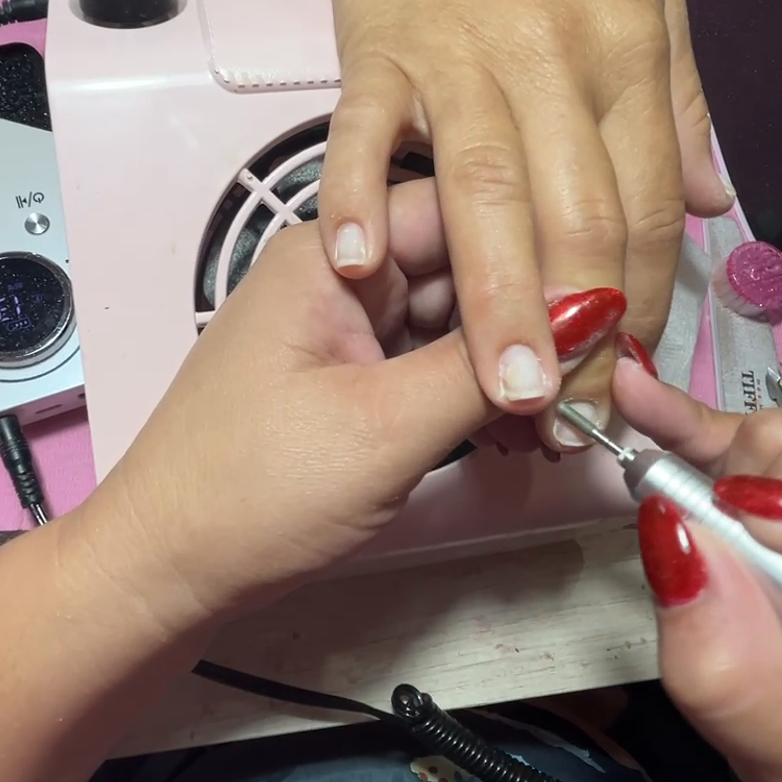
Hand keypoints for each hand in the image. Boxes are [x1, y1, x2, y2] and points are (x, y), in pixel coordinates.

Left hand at [76, 180, 619, 628]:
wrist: (172, 568)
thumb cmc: (252, 489)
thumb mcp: (383, 426)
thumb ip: (486, 369)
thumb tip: (587, 316)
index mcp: (332, 253)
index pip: (460, 212)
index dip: (538, 256)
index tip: (609, 312)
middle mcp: (343, 275)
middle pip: (465, 271)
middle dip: (533, 328)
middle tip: (600, 384)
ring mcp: (348, 331)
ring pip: (457, 327)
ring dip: (511, 372)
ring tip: (565, 423)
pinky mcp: (355, 381)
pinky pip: (434, 370)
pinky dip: (478, 400)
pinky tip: (520, 436)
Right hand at [314, 0, 731, 452]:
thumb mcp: (643, 6)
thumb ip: (678, 109)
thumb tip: (714, 208)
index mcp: (624, 56)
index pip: (648, 208)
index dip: (646, 303)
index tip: (629, 377)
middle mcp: (550, 61)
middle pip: (575, 213)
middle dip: (580, 327)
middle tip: (573, 420)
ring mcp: (455, 61)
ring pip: (485, 191)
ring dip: (498, 296)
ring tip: (506, 390)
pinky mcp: (374, 61)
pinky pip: (365, 135)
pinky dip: (360, 197)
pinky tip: (360, 266)